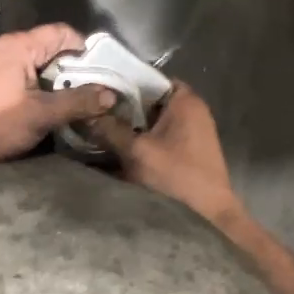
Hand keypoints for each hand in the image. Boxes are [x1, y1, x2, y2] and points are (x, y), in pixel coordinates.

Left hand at [0, 24, 116, 166]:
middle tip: (92, 93)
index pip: (63, 32)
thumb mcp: (42, 114)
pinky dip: (37, 87)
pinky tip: (45, 108)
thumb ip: (78, 101)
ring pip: (36, 64)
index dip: (86, 50)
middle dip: (73, 69)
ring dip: (55, 81)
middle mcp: (5, 46)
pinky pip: (21, 75)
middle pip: (50, 48)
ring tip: (73, 104)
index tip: (102, 74)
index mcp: (19, 45)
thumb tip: (111, 95)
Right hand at [82, 82, 243, 226]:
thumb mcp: (136, 151)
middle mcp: (191, 110)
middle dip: (122, 105)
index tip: (97, 87)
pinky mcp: (187, 150)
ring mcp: (191, 131)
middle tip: (92, 109)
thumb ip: (110, 129)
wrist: (208, 216)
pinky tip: (117, 147)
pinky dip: (141, 139)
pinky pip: (159, 136)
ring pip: (152, 120)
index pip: (148, 77)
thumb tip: (85, 112)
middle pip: (149, 99)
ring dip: (129, 125)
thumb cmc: (175, 177)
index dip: (122, 80)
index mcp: (185, 100)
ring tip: (98, 126)